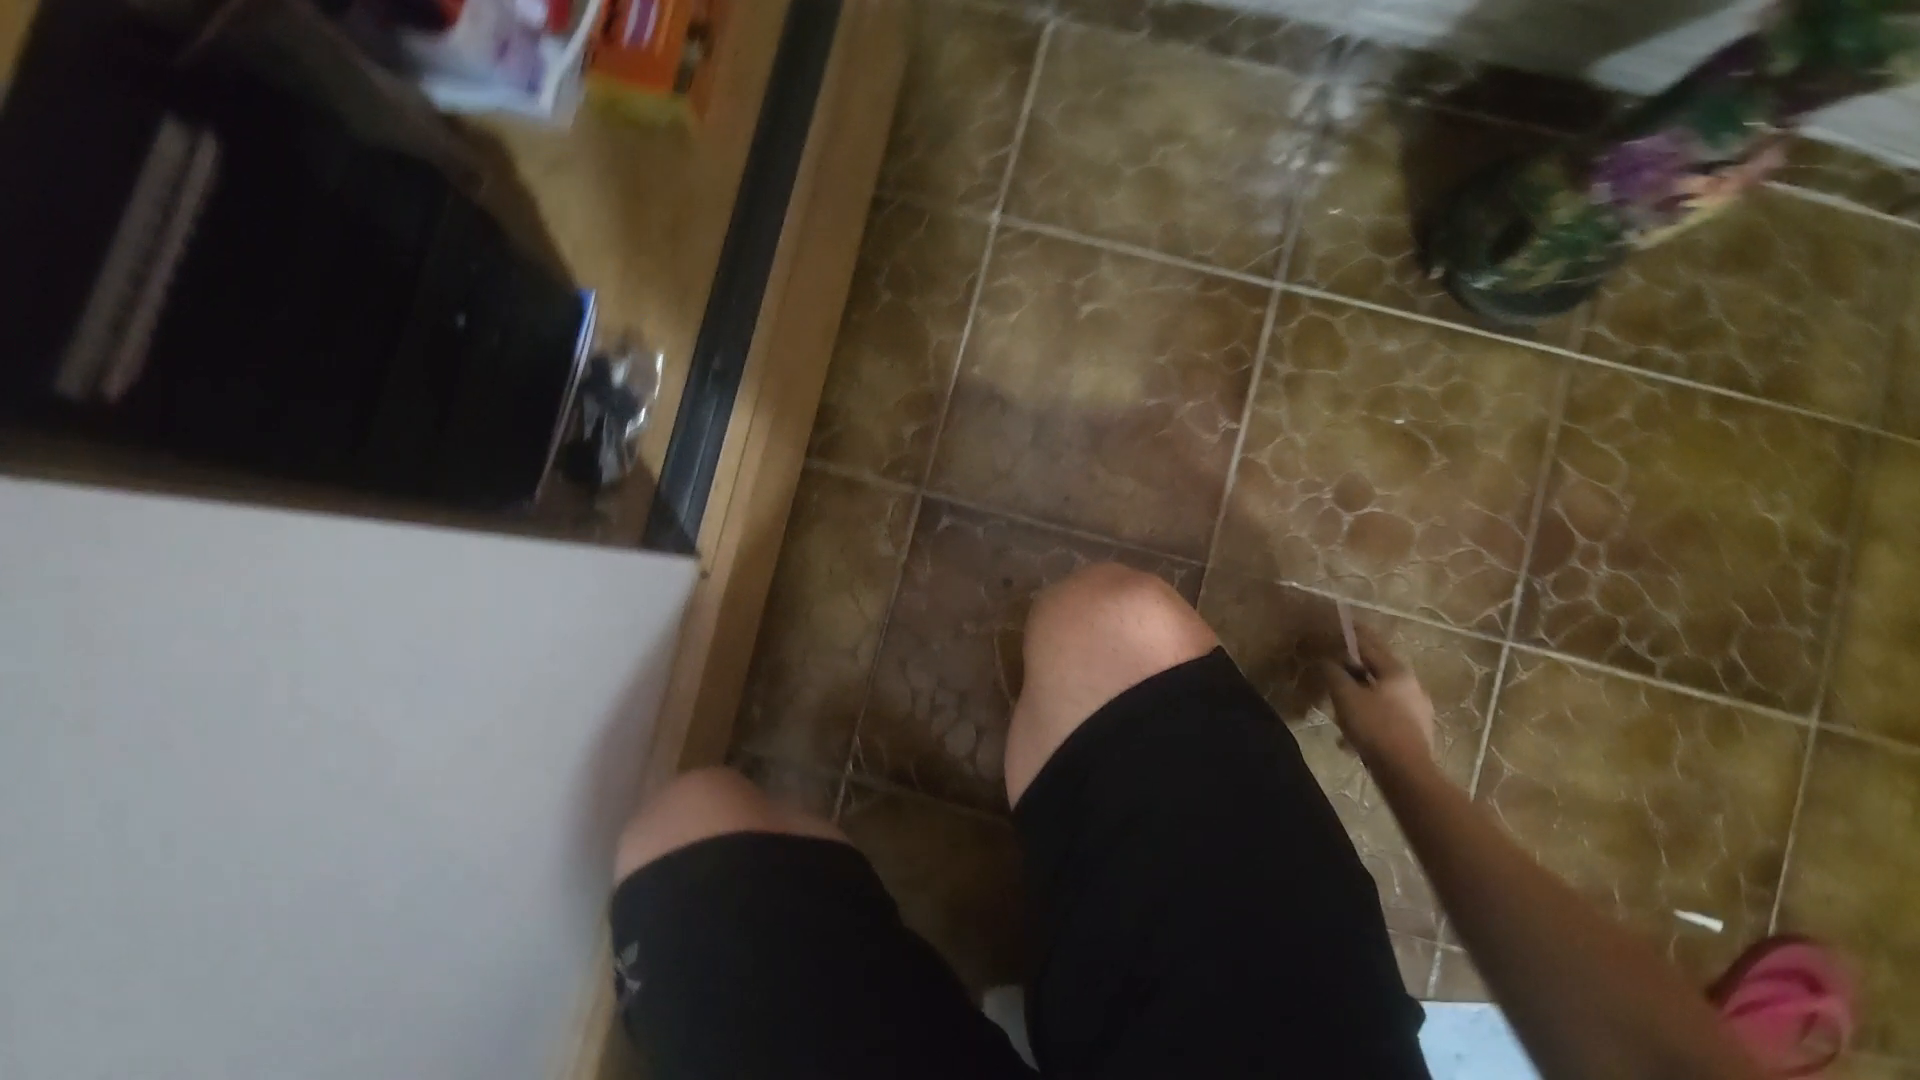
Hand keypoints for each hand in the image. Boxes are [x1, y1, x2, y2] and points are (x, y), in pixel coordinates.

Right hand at [1319, 627, 1436, 768]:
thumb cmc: (1374, 728)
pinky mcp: (1416, 730)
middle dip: (1355, 668)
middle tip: (1335, 668)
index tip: (1340, 625)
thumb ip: (1334, 674)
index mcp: (1397, 672)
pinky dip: (1369, 715)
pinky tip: (1353, 735)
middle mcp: (1412, 686)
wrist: (1406, 772)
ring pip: (1382, 694)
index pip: (1371, 644)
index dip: (1353, 634)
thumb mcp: (1345, 697)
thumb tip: (1326, 660)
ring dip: (1360, 695)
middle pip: (1378, 669)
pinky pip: (1387, 714)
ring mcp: (1418, 709)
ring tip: (1341, 708)